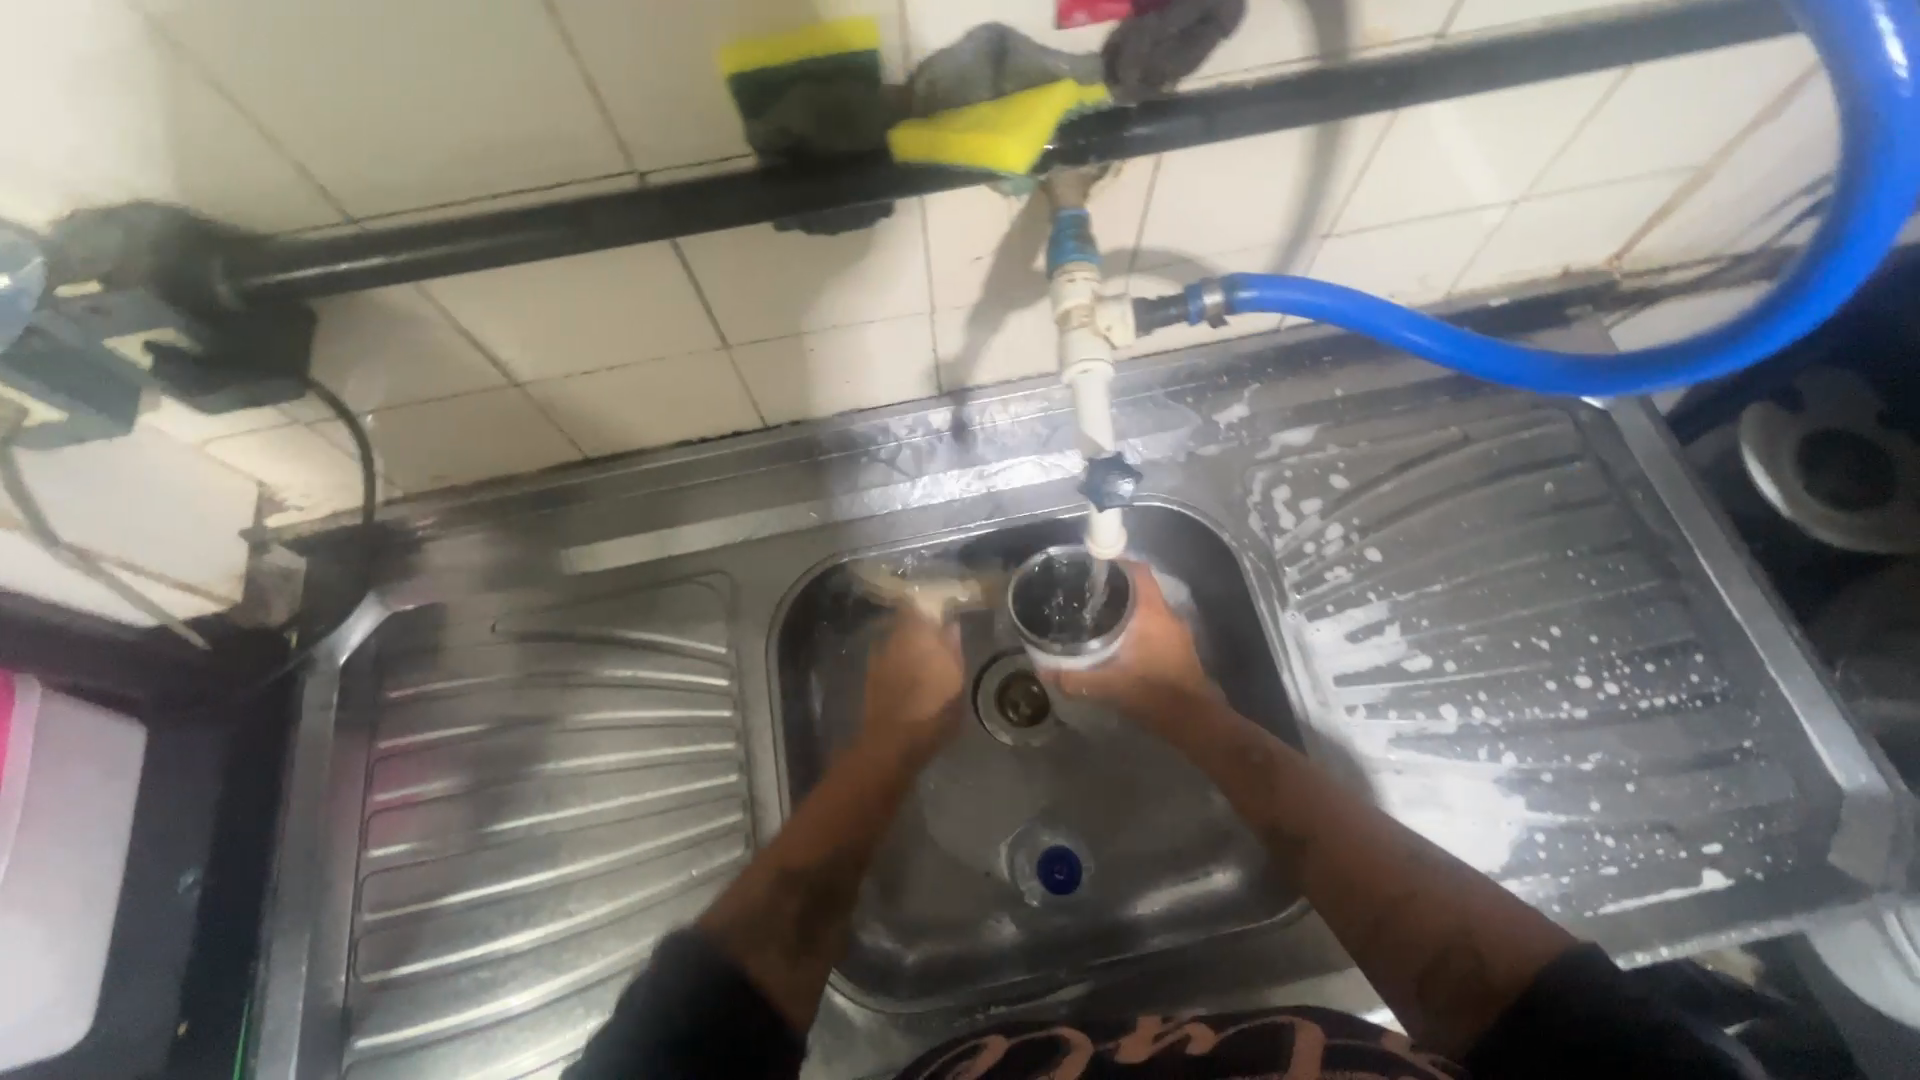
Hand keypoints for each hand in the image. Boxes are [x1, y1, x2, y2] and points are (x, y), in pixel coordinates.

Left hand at [862, 609, 965, 763]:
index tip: (937, 612)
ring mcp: (879, 657)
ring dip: (904, 641)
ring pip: (893, 638)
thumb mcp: (956, 683)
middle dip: (916, 624)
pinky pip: (883, 656)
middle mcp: (896, 640)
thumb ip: (953, 649)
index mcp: (919, 636)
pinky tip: (902, 671)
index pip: (917, 607)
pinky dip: (893, 658)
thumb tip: (951, 624)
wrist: (893, 742)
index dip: (926, 607)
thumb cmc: (934, 712)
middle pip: (904, 621)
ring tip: (918, 654)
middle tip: (931, 634)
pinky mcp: (870, 675)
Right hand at [1047, 561, 1219, 723]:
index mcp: (1151, 613)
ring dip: (1128, 609)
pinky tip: (1120, 642)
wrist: (1193, 720)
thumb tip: (1044, 672)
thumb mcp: (1107, 687)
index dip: (1117, 563)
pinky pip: (1156, 625)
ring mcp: (1178, 633)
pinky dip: (1138, 626)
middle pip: (1142, 588)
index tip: (1093, 568)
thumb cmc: (1152, 693)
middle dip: (1116, 588)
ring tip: (1099, 616)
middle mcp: (1168, 616)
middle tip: (1087, 595)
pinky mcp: (1180, 649)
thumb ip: (1074, 678)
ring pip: (1149, 608)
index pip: (1138, 572)